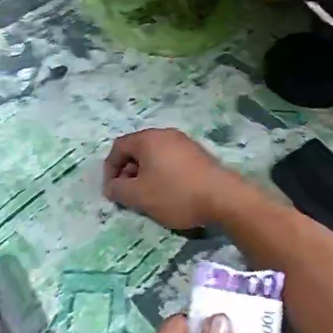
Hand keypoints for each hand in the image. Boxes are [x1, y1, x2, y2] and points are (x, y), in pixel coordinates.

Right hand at [103, 129, 253, 230]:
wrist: (222, 197)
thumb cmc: (175, 193)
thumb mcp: (139, 196)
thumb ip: (118, 189)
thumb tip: (112, 186)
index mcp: (148, 138)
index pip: (118, 147)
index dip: (110, 170)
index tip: (112, 192)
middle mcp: (166, 134)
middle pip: (137, 150)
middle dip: (128, 173)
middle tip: (128, 196)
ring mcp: (185, 143)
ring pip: (155, 156)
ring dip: (145, 175)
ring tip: (148, 197)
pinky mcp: (198, 155)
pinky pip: (171, 161)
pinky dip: (163, 174)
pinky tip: (169, 194)